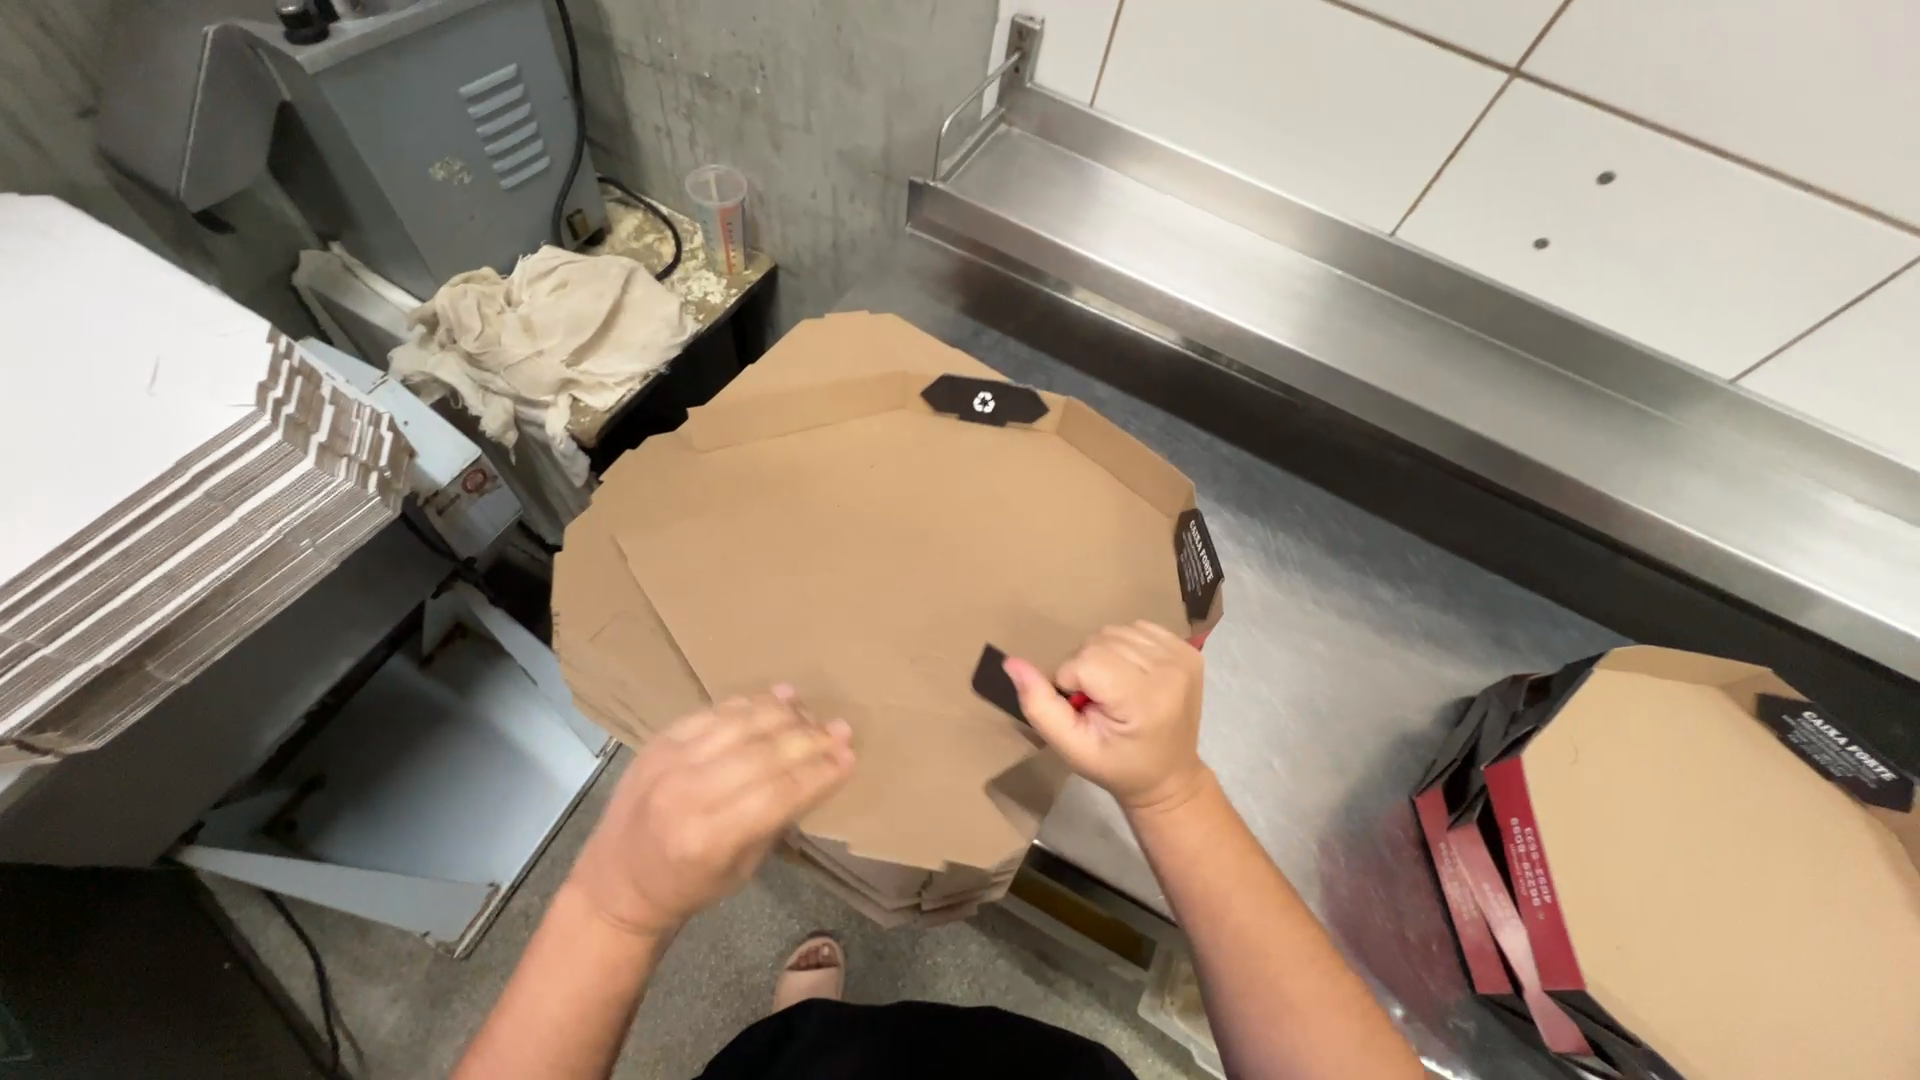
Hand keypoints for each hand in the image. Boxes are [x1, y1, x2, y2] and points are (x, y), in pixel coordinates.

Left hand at [569, 687, 854, 936]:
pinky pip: (714, 712)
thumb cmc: (686, 887)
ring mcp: (669, 762)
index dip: (820, 772)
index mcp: (709, 838)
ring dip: (784, 715)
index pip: (779, 793)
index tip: (850, 758)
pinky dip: (750, 703)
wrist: (615, 884)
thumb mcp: (742, 869)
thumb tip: (819, 770)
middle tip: (841, 730)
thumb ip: (777, 817)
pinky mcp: (659, 741)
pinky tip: (778, 698)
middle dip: (810, 740)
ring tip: (812, 715)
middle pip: (764, 753)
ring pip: (741, 724)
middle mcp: (687, 793)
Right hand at [1004, 621, 1209, 815]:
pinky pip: (1136, 627)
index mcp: (1144, 699)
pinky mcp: (1188, 649)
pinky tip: (1132, 675)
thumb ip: (1039, 705)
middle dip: (1087, 667)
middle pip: (1100, 641)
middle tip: (1100, 702)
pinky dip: (1125, 647)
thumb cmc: (1117, 764)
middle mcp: (1170, 670)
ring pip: (1115, 631)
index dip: (1072, 681)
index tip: (1085, 707)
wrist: (1169, 774)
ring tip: (1115, 689)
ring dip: (1105, 656)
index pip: (1086, 661)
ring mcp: (1182, 656)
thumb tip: (1011, 662)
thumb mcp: (1072, 747)